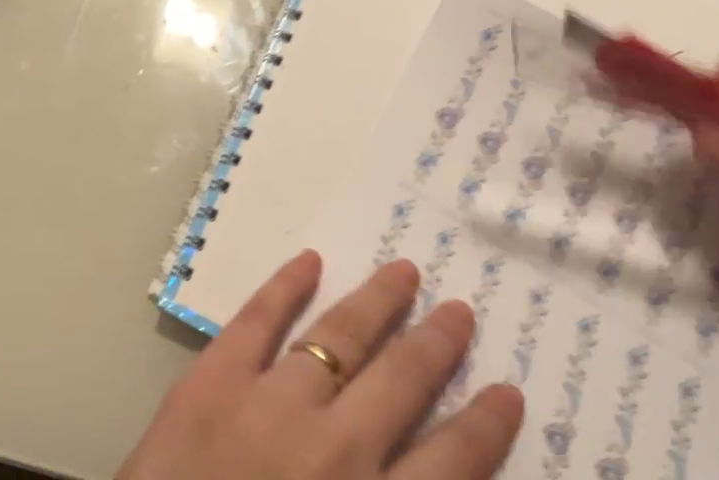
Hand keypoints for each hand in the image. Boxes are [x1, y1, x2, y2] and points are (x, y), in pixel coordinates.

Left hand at [120, 253, 523, 479]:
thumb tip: (422, 470)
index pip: (452, 462)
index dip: (484, 427)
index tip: (507, 392)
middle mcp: (334, 447)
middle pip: (401, 381)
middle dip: (436, 345)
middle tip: (459, 310)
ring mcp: (269, 404)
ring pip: (338, 337)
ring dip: (376, 303)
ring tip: (405, 272)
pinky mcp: (211, 382)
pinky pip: (256, 320)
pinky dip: (284, 286)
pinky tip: (309, 260)